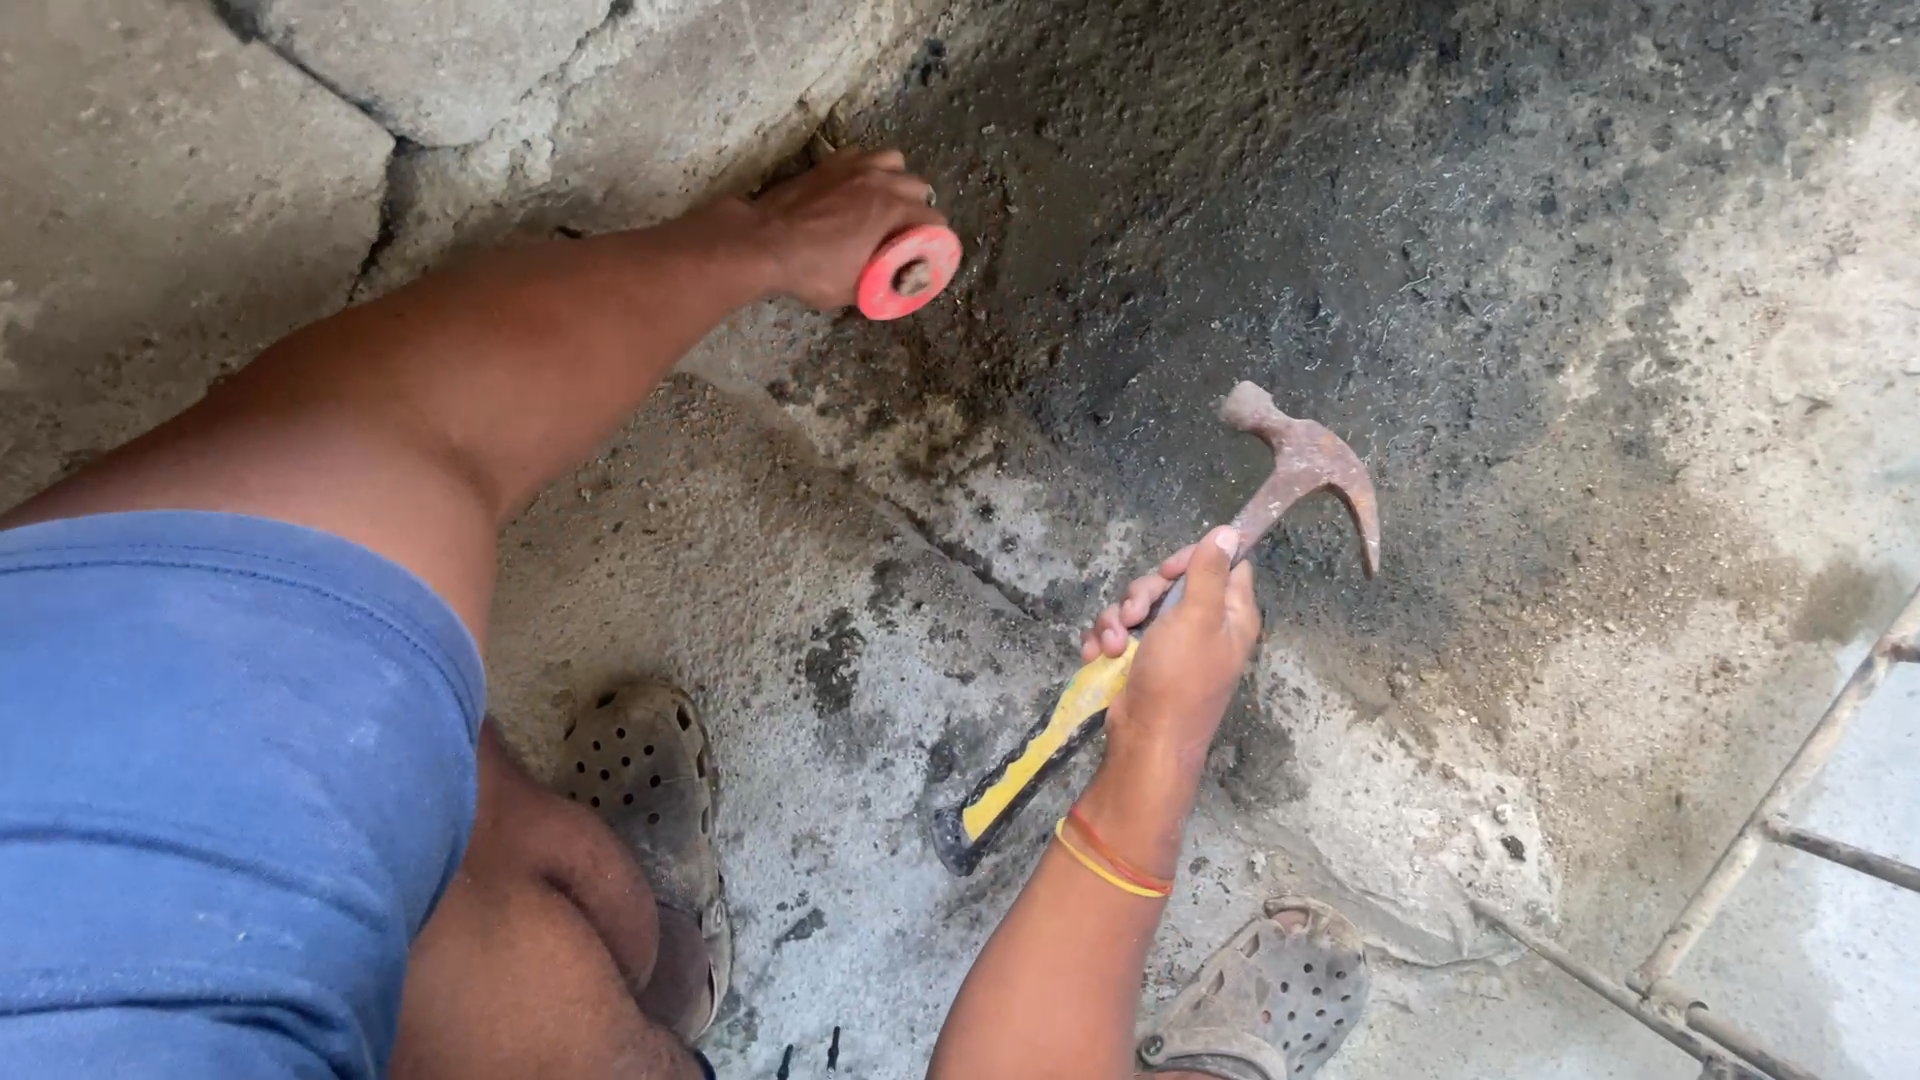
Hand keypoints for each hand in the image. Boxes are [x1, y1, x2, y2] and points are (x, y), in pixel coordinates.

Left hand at [747, 147, 946, 308]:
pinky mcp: (831, 163)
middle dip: (919, 210)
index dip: (936, 240)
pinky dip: (870, 168)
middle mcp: (880, 183)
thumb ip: (881, 283)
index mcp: (893, 214)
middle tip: (906, 231)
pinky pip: (864, 155)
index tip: (928, 253)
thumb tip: (892, 284)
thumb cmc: (812, 271)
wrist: (765, 242)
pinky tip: (860, 186)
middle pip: (919, 188)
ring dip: (898, 181)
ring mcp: (855, 167)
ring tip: (887, 201)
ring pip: (896, 162)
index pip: (935, 221)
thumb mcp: (854, 291)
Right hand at [1080, 526, 1259, 764]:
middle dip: (1143, 595)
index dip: (1193, 560)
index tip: (1170, 571)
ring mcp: (1169, 644)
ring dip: (1117, 621)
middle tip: (1136, 615)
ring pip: (1138, 606)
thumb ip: (1209, 572)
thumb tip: (1228, 532)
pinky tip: (1099, 656)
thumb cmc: (1178, 679)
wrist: (1146, 739)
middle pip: (1171, 583)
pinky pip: (1119, 632)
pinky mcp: (1141, 659)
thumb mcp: (1196, 618)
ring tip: (1115, 647)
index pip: (1222, 565)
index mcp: (1229, 614)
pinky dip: (1106, 641)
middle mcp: (1202, 625)